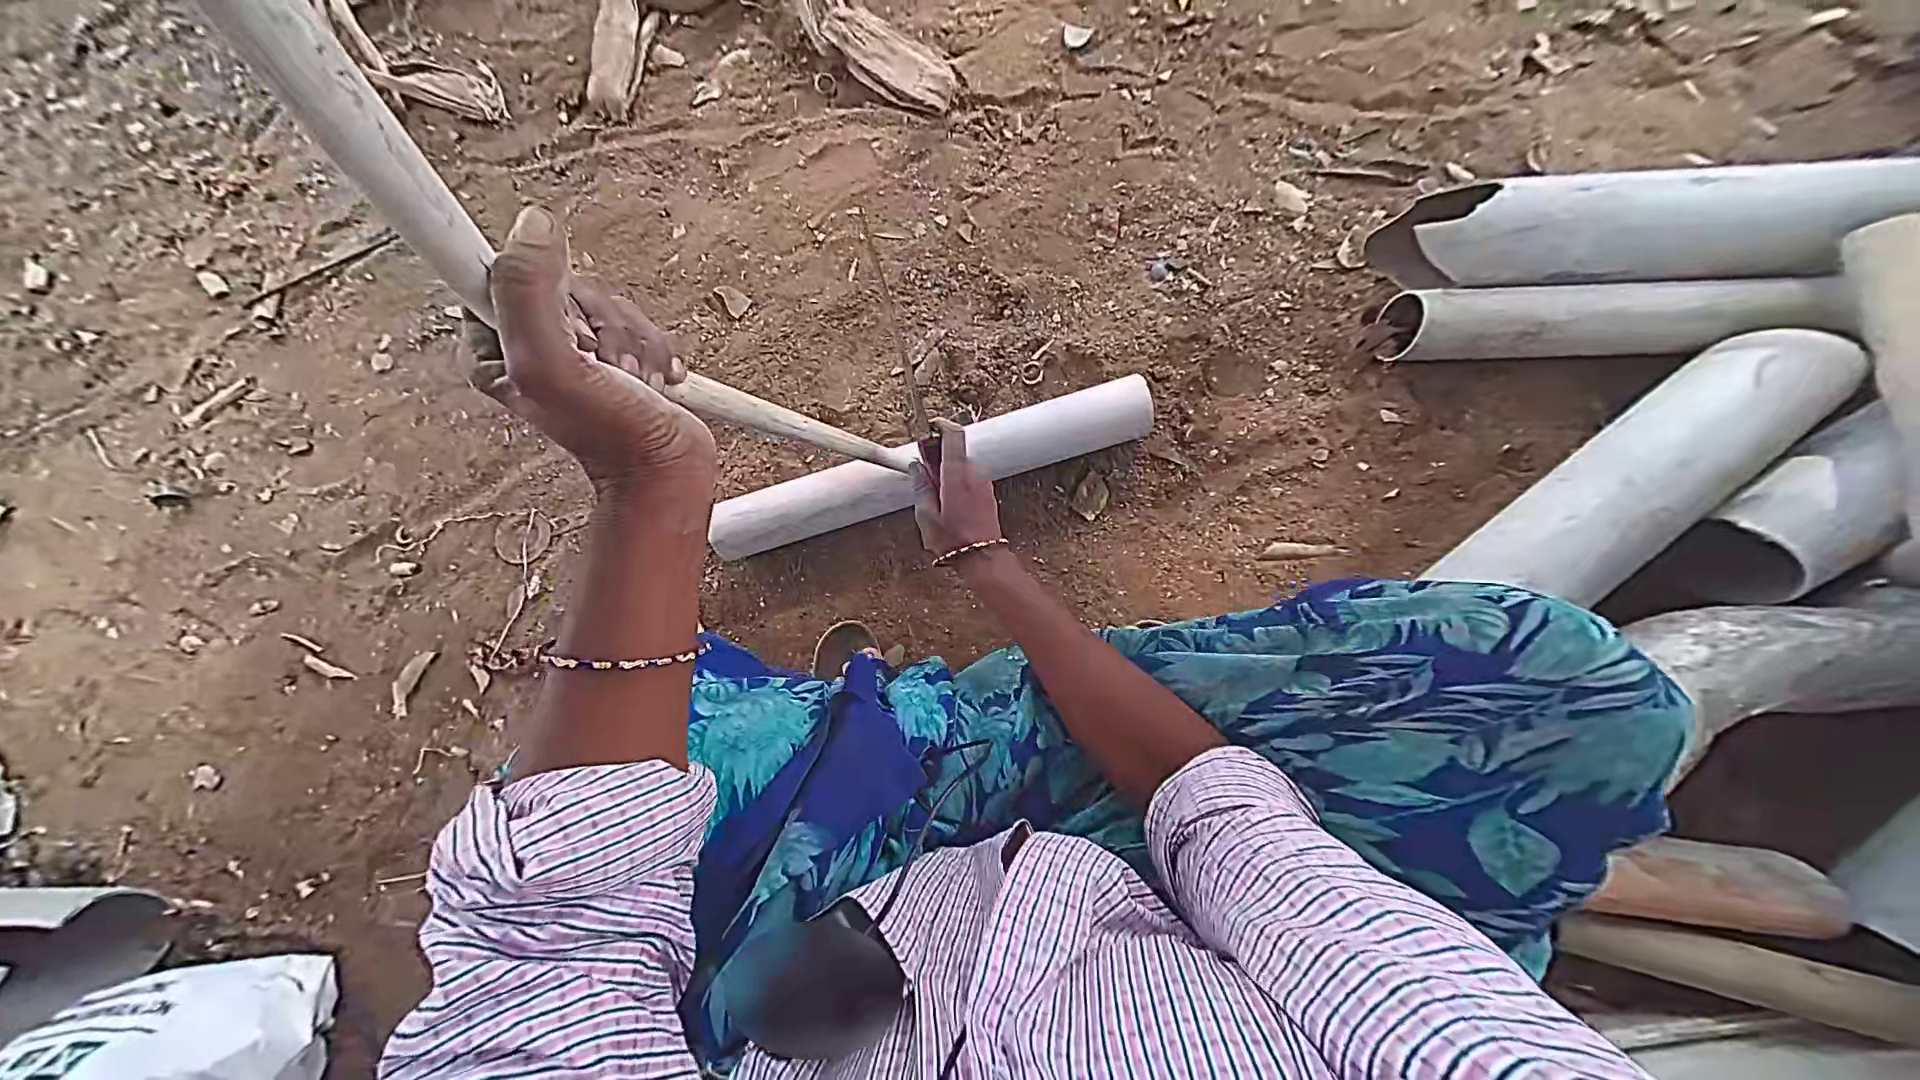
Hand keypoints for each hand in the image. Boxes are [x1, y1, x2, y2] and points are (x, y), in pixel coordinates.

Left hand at [463, 205, 716, 497]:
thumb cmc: (610, 437)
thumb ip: (526, 292)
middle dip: (604, 322)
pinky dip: (657, 349)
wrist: (665, 467)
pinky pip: (642, 322)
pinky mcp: (620, 354)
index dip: (548, 291)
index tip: (570, 329)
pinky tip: (654, 378)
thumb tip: (533, 225)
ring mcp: (580, 349)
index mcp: (494, 343)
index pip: (505, 272)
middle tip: (607, 362)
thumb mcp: (550, 364)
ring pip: (611, 304)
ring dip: (635, 341)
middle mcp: (533, 341)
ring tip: (634, 379)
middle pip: (569, 285)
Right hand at [910, 418, 1002, 557]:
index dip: (941, 427)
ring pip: (962, 467)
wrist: (983, 558)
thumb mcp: (926, 515)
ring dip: (949, 475)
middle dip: (938, 461)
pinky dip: (958, 484)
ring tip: (939, 501)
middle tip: (925, 481)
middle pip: (955, 452)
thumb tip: (916, 468)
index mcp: (957, 474)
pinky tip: (952, 507)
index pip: (953, 436)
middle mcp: (974, 473)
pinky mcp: (988, 492)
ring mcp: (984, 482)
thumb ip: (921, 486)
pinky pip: (970, 478)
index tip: (930, 428)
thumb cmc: (954, 540)